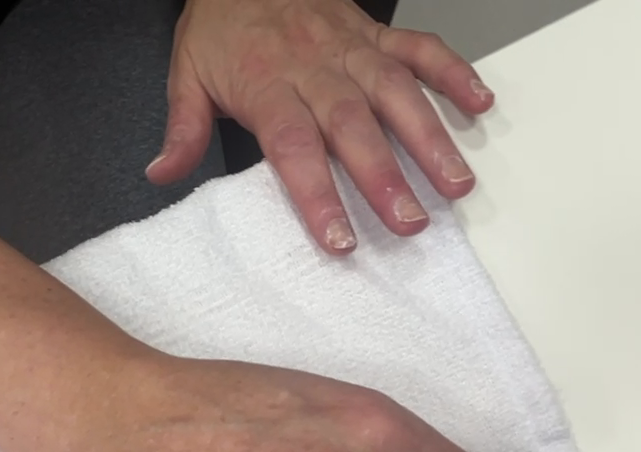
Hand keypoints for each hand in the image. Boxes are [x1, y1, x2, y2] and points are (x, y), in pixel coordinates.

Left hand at [147, 0, 493, 253]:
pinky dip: (452, 73)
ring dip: (430, 138)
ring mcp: (352, 49)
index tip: (339, 239)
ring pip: (397, 93)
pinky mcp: (376, 33)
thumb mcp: (188, 75)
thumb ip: (181, 129)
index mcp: (269, 87)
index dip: (318, 195)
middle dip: (385, 179)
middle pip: (354, 128)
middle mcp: (317, 69)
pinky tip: (478, 105)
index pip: (295, 148)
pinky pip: (420, 49)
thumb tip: (161, 174)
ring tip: (455, 184)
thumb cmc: (221, 24)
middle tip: (410, 223)